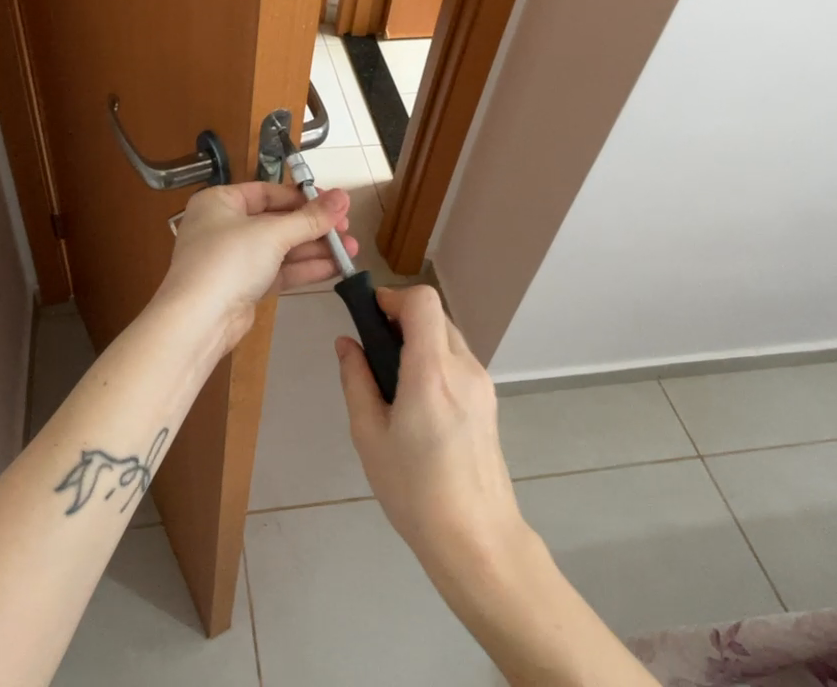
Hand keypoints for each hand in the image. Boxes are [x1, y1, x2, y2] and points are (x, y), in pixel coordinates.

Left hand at [153, 181, 357, 353]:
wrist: (198, 320)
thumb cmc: (228, 261)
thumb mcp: (272, 234)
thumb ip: (310, 218)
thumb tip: (343, 196)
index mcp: (219, 202)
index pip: (267, 192)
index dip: (302, 197)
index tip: (334, 203)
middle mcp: (224, 226)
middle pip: (277, 221)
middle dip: (314, 227)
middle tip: (347, 229)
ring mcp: (233, 259)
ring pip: (280, 248)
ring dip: (314, 249)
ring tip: (350, 249)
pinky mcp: (244, 286)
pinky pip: (278, 271)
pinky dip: (304, 268)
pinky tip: (334, 268)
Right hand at [336, 286, 526, 576]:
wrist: (476, 538)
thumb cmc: (413, 490)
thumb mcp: (369, 435)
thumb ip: (356, 380)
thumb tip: (347, 343)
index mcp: (431, 373)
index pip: (422, 302)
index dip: (393, 298)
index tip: (368, 317)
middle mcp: (464, 369)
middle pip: (435, 315)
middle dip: (401, 319)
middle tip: (372, 352)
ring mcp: (482, 384)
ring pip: (448, 337)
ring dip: (419, 341)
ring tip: (392, 383)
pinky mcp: (489, 401)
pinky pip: (458, 362)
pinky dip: (435, 361)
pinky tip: (417, 402)